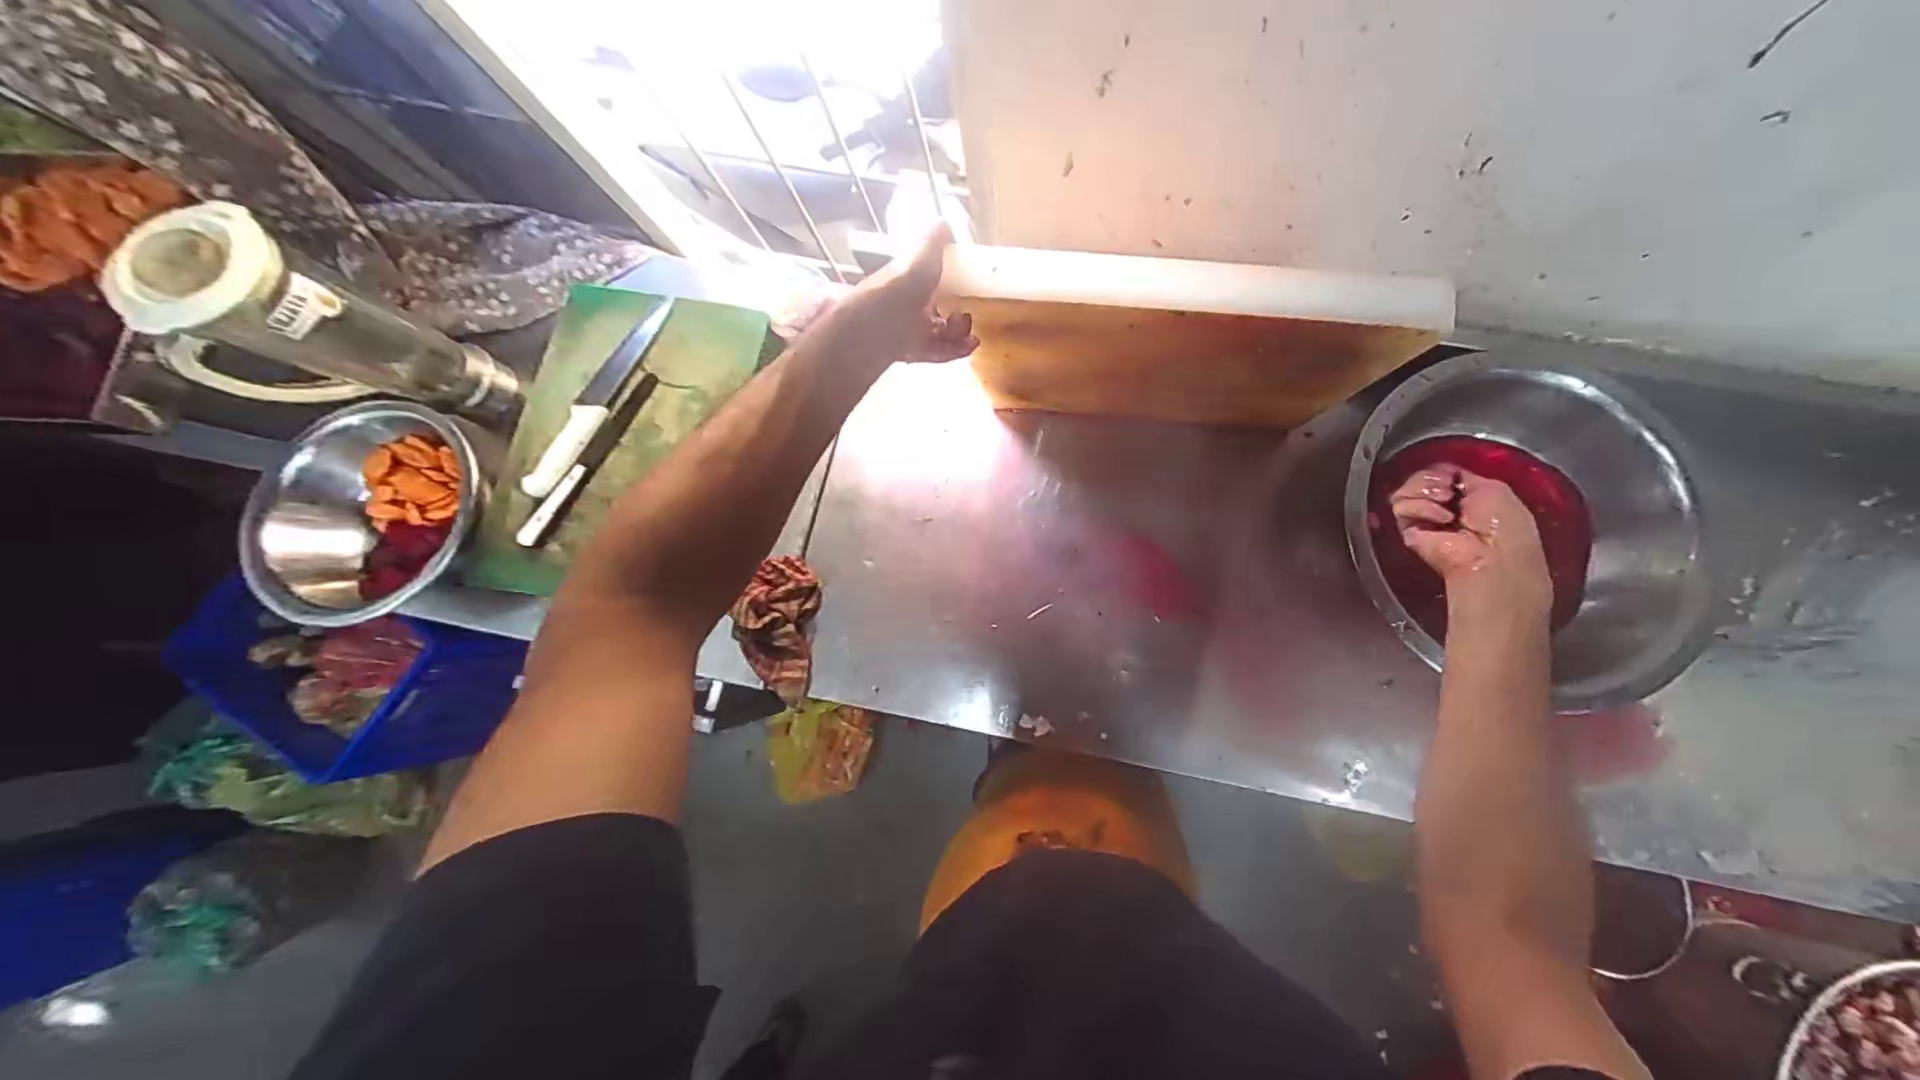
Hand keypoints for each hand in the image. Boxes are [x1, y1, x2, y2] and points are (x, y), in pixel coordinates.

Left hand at [819, 224, 977, 369]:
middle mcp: (905, 306)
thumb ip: (933, 240)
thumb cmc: (904, 283)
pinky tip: (968, 348)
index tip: (966, 291)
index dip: (947, 288)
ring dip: (958, 336)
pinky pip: (935, 353)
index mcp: (906, 281)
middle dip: (956, 319)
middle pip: (935, 315)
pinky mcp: (909, 353)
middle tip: (967, 317)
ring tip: (972, 338)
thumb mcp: (922, 253)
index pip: (927, 284)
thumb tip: (943, 222)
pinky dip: (953, 351)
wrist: (882, 321)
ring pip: (937, 336)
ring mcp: (906, 332)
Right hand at [1390, 464, 1551, 618]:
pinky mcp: (1406, 529)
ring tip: (1445, 505)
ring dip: (1425, 491)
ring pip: (1405, 489)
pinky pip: (1401, 505)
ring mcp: (1421, 517)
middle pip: (1419, 477)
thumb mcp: (1493, 488)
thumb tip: (1440, 471)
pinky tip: (1440, 519)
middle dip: (1431, 479)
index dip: (1442, 470)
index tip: (1452, 478)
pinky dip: (1420, 507)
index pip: (1438, 471)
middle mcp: (1440, 505)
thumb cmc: (1503, 525)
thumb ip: (1463, 475)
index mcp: (1464, 495)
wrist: (1490, 555)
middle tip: (1447, 491)